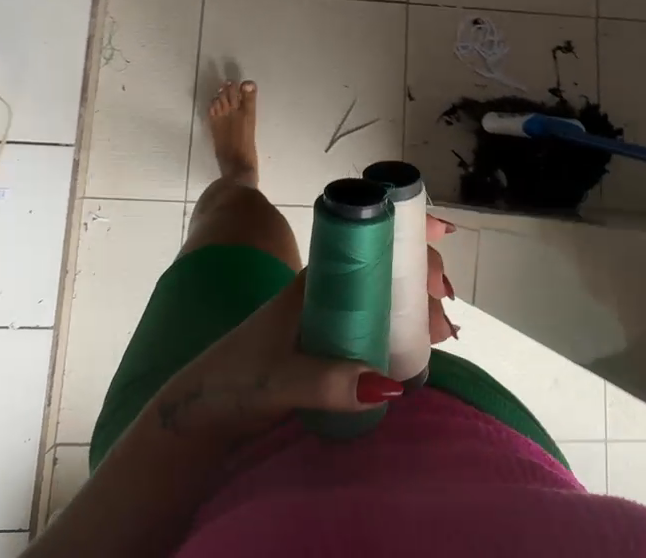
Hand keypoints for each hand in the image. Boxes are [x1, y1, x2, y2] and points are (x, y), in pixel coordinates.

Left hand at [148, 215, 463, 446]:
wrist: (201, 414)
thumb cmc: (234, 382)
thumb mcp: (283, 380)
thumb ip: (329, 384)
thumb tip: (390, 383)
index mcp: (312, 282)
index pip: (365, 239)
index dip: (403, 230)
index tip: (439, 233)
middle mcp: (323, 292)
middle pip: (381, 264)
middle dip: (419, 269)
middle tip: (444, 298)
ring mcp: (326, 318)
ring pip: (381, 293)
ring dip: (414, 300)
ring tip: (439, 327)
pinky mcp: (327, 346)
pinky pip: (374, 322)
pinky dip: (401, 325)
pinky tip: (419, 345)